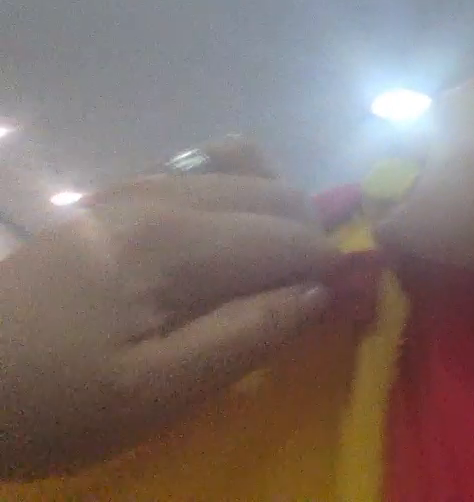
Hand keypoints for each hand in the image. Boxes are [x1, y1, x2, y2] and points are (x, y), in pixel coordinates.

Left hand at [0, 171, 336, 479]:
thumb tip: (326, 290)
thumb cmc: (42, 403)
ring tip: (263, 270)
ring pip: (257, 175)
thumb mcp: (150, 396)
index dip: (330, 273)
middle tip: (291, 300)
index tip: (339, 309)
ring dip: (279, 218)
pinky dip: (242, 186)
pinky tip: (229, 228)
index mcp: (177, 239)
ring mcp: (138, 186)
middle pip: (285, 199)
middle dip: (308, 244)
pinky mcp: (117, 194)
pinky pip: (211, 163)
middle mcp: (166, 194)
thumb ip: (250, 335)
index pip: (297, 240)